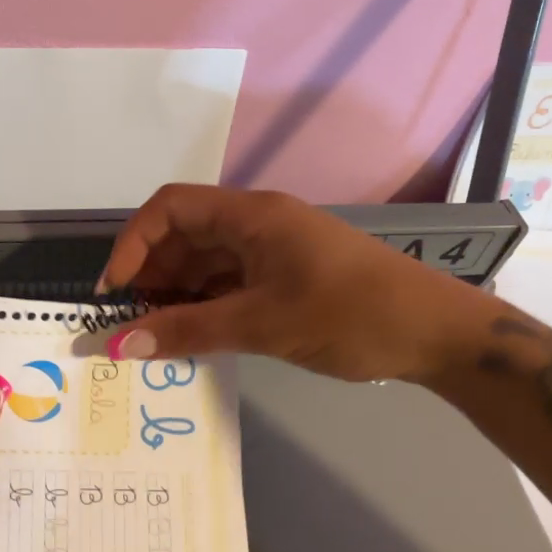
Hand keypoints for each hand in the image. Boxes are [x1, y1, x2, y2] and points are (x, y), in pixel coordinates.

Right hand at [97, 184, 496, 383]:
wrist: (437, 333)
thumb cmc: (350, 315)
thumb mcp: (262, 325)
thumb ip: (188, 331)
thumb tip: (120, 344)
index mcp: (251, 216)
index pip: (170, 207)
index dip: (133, 243)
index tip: (115, 291)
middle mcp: (258, 225)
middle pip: (184, 235)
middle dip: (151, 274)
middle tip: (132, 322)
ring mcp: (274, 251)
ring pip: (206, 262)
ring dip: (177, 293)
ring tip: (157, 335)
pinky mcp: (287, 278)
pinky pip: (230, 283)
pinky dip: (205, 305)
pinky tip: (194, 335)